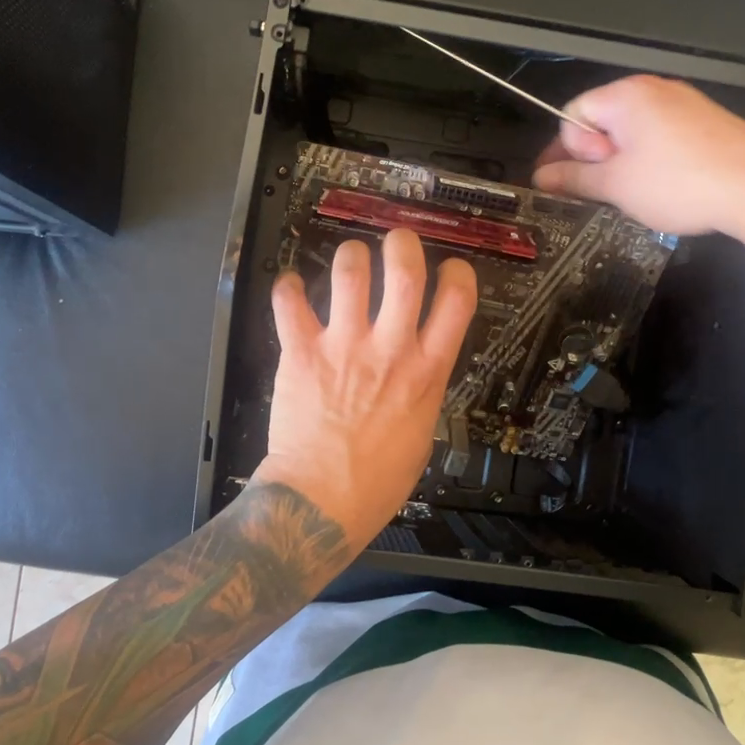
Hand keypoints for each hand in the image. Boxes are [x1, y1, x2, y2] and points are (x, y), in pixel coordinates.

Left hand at [258, 229, 477, 532]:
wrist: (323, 501)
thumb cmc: (376, 480)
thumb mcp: (421, 433)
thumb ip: (420, 391)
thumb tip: (415, 373)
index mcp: (426, 372)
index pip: (457, 301)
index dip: (457, 273)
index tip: (449, 269)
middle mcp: (389, 350)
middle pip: (405, 270)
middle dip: (402, 244)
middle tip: (395, 243)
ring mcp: (344, 347)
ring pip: (349, 272)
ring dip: (349, 257)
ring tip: (347, 262)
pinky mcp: (302, 353)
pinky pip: (289, 303)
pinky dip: (286, 289)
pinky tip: (289, 289)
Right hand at [532, 75, 744, 236]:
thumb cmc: (680, 183)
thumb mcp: (616, 186)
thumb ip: (574, 179)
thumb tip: (542, 178)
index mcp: (626, 96)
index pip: (572, 114)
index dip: (568, 150)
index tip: (577, 180)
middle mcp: (655, 91)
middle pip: (602, 121)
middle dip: (595, 158)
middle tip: (604, 191)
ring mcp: (685, 105)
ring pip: (632, 134)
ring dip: (623, 164)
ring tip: (634, 195)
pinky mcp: (707, 124)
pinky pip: (661, 139)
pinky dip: (651, 163)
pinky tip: (664, 190)